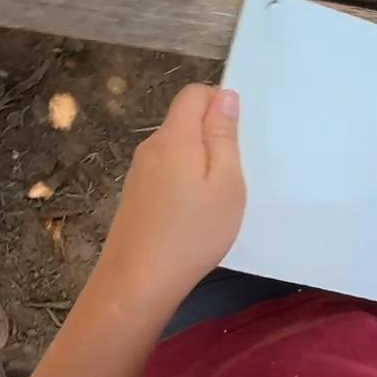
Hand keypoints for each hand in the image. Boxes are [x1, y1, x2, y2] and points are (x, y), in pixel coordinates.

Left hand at [96, 83, 245, 302]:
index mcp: (175, 137)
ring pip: (176, 149)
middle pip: (183, 120)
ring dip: (199, 161)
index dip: (220, 102)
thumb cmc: (193, 234)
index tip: (241, 135)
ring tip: (218, 197)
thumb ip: (224, 136)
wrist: (139, 282)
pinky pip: (166, 172)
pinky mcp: (136, 196)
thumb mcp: (225, 184)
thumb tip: (225, 96)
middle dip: (212, 135)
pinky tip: (195, 213)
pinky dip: (185, 181)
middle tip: (236, 171)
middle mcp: (151, 147)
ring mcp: (139, 173)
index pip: (194, 94)